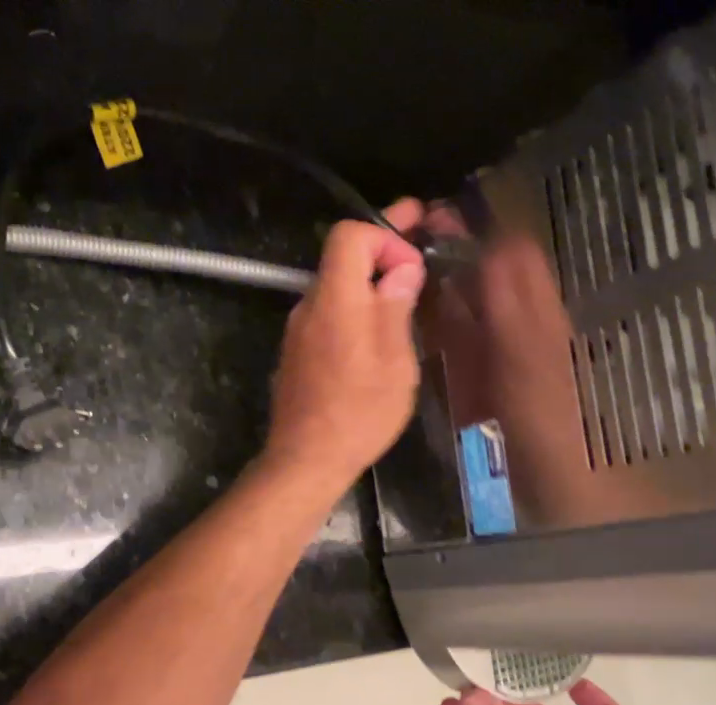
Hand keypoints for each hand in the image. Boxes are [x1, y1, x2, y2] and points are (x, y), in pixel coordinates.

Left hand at [261, 199, 425, 494]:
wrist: (305, 460)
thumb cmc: (358, 414)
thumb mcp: (394, 362)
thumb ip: (395, 307)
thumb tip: (401, 269)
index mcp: (335, 300)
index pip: (349, 235)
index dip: (385, 233)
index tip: (415, 254)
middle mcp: (308, 307)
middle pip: (341, 259)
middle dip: (382, 253)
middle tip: (420, 258)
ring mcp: (297, 332)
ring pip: (335, 290)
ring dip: (368, 286)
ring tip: (405, 302)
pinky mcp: (295, 355)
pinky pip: (327, 317)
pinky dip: (353, 312)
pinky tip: (377, 338)